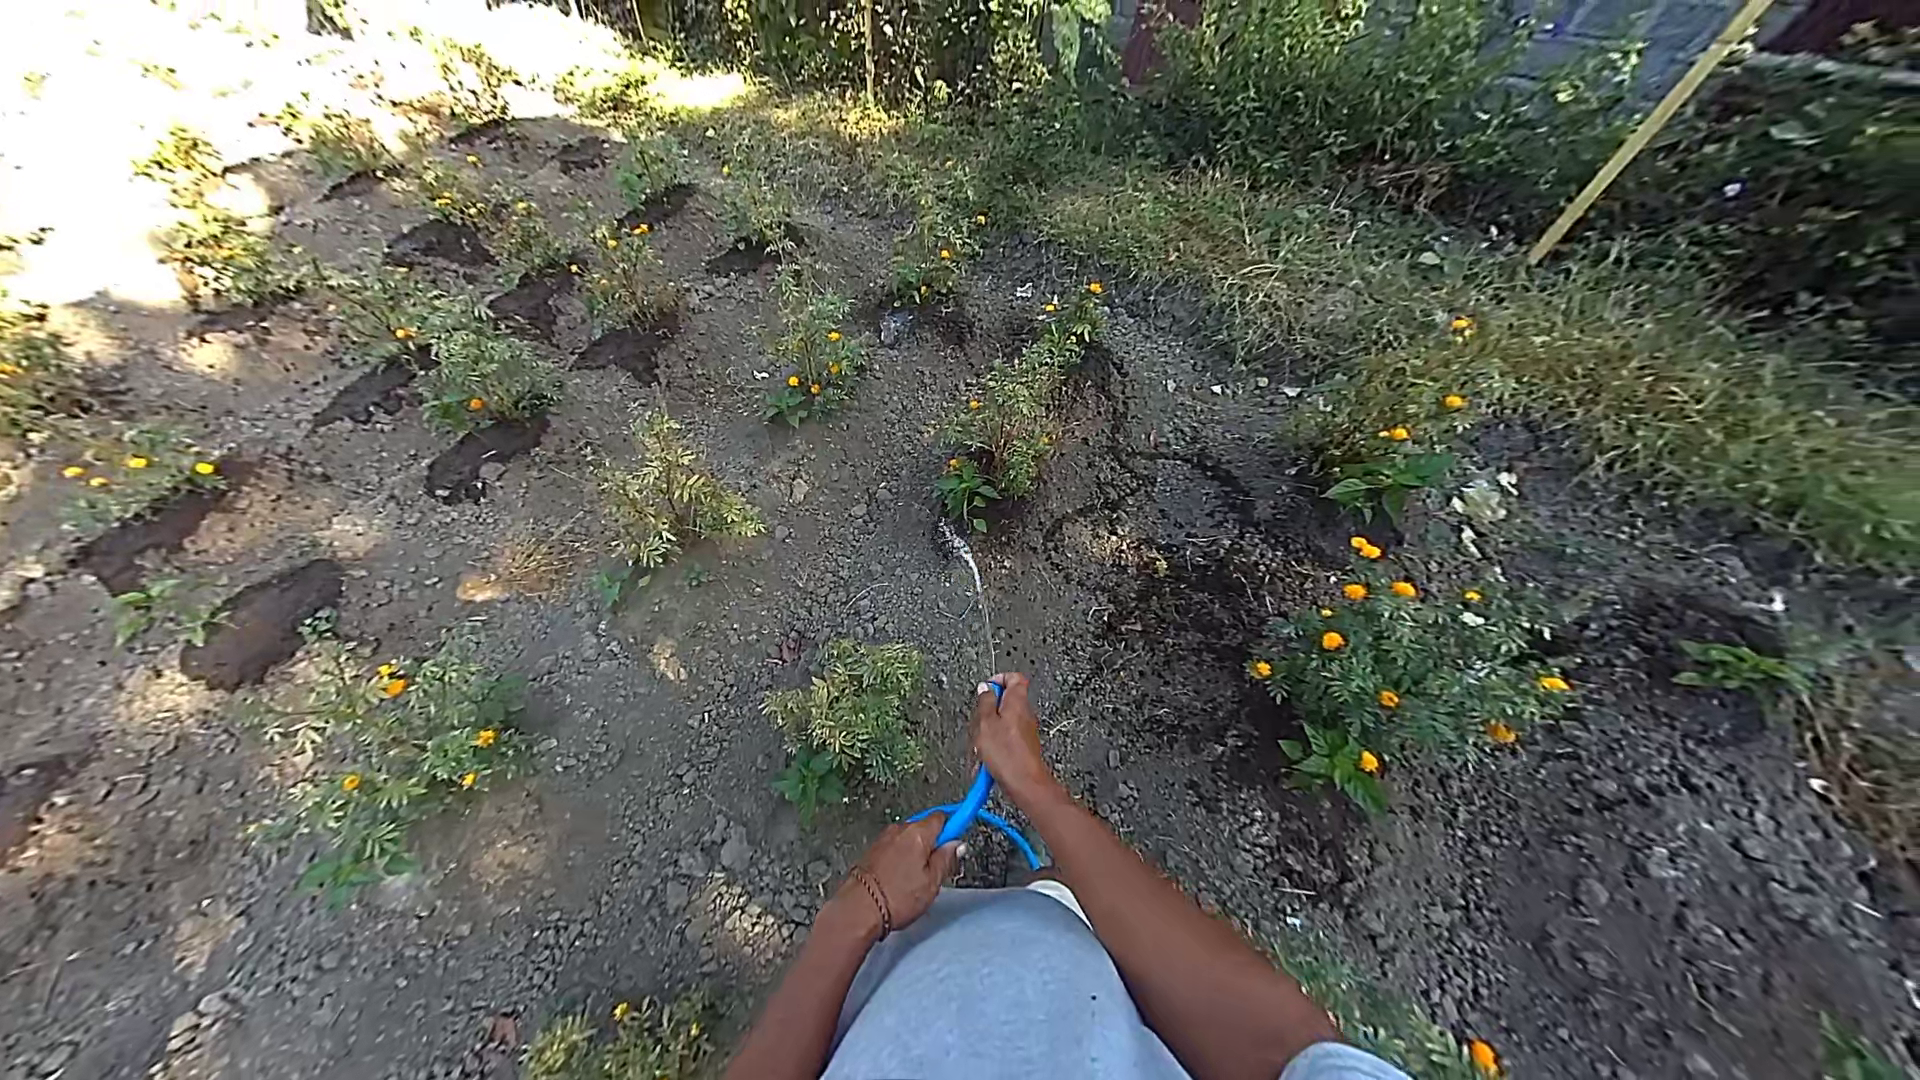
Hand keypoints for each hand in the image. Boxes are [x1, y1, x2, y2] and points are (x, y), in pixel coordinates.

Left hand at [833, 814, 960, 937]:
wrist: (859, 909)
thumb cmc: (895, 897)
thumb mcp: (932, 882)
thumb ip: (946, 859)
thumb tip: (956, 844)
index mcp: (918, 832)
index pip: (942, 817)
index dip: (953, 825)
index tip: (958, 835)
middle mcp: (900, 828)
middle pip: (925, 826)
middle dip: (934, 842)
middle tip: (938, 867)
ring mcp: (885, 838)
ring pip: (910, 837)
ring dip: (917, 850)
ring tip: (916, 878)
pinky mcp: (874, 849)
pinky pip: (896, 846)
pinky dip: (902, 856)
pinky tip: (901, 878)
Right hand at [972, 672, 1055, 806]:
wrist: (1024, 782)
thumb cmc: (1007, 754)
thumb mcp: (986, 723)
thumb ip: (985, 702)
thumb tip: (985, 688)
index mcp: (1017, 701)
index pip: (1014, 677)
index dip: (999, 679)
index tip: (986, 688)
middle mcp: (1024, 712)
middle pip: (1005, 700)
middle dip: (989, 709)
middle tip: (980, 720)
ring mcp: (1024, 728)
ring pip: (1003, 720)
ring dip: (989, 729)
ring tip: (982, 742)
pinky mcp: (1022, 744)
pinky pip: (1005, 736)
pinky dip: (994, 743)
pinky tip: (988, 756)